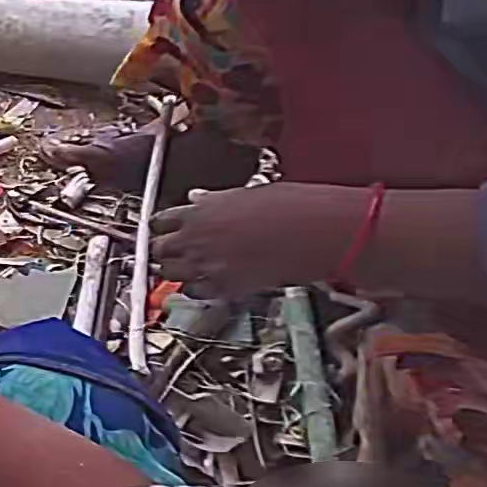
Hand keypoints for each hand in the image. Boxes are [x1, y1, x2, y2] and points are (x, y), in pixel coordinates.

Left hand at [152, 182, 373, 298]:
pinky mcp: (224, 285)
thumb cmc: (298, 207)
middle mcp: (195, 238)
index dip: (162, 227)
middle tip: (174, 251)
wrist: (327, 231)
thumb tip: (199, 199)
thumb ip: (216, 201)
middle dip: (164, 250)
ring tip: (187, 267)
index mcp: (198, 212)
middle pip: (158, 248)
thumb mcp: (248, 194)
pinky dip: (195, 290)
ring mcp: (207, 263)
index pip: (158, 222)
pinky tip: (204, 284)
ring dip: (175, 270)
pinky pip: (194, 291)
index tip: (165, 230)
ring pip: (169, 271)